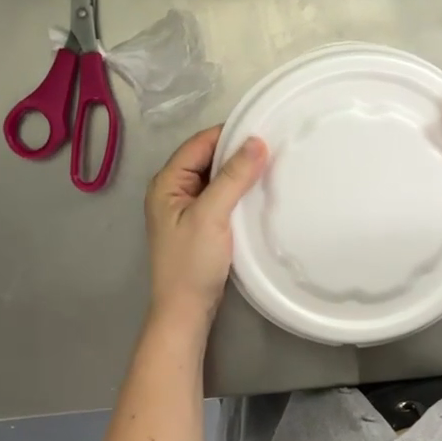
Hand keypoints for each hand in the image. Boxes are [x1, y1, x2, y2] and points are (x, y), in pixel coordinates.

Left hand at [145, 127, 268, 331]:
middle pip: (208, 159)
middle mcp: (173, 191)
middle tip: (274, 147)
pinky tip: (259, 195)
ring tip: (272, 167)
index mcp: (167, 182)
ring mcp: (186, 210)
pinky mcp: (201, 227)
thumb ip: (233, 177)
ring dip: (240, 174)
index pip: (200, 143)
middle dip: (238, 153)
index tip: (264, 129)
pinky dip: (239, 194)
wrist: (186, 310)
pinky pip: (221, 199)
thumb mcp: (212, 215)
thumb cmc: (192, 262)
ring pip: (217, 179)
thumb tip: (257, 141)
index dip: (230, 134)